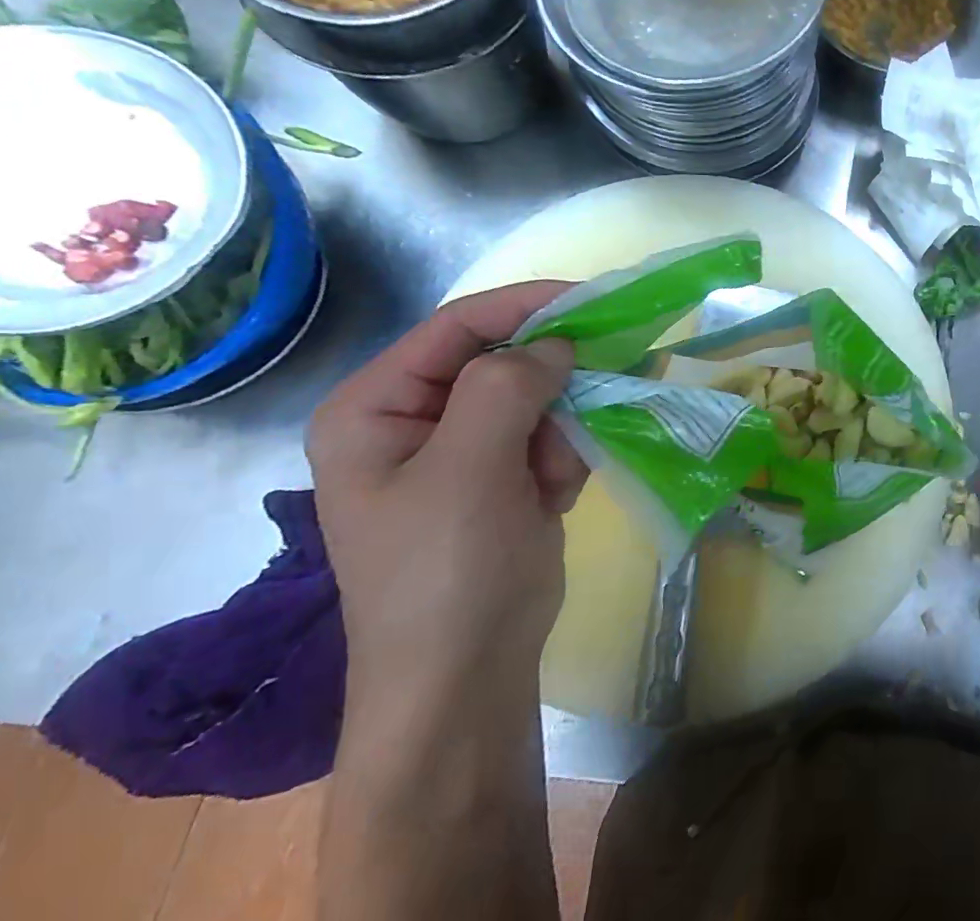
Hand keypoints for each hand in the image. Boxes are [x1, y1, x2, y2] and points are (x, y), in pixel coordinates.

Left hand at [308, 282, 584, 701]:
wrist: (466, 679)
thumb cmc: (447, 573)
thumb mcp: (468, 471)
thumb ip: (506, 389)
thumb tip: (555, 343)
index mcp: (377, 409)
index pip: (455, 330)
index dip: (524, 307)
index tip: (593, 300)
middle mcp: (416, 423)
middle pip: (499, 364)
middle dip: (551, 381)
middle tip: (602, 386)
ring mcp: (464, 456)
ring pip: (534, 404)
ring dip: (559, 432)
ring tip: (554, 480)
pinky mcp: (503, 485)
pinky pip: (548, 442)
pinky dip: (564, 460)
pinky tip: (555, 497)